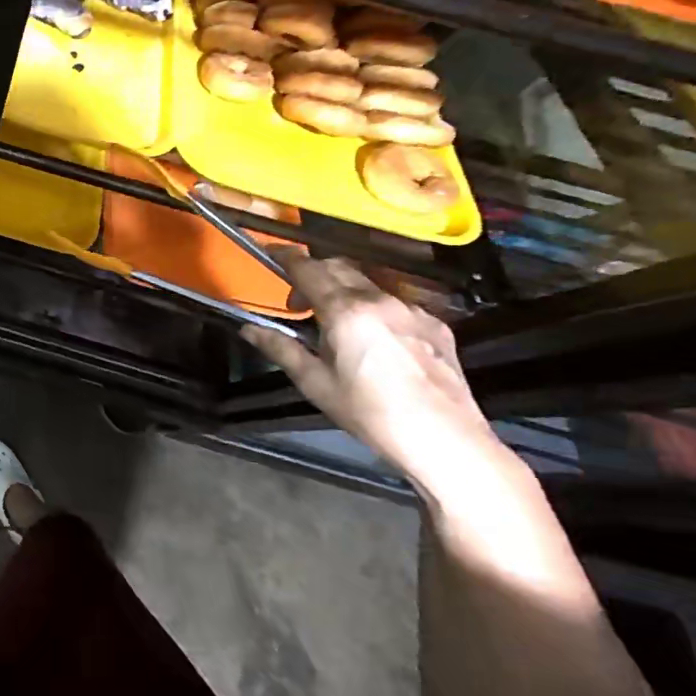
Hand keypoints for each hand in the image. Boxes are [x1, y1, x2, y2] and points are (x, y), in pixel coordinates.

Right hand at [240, 255, 499, 486]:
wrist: (446, 441)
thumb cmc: (370, 412)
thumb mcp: (314, 382)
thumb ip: (280, 348)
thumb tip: (249, 329)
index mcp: (345, 311)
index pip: (308, 269)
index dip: (286, 257)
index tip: (271, 254)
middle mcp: (380, 300)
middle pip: (339, 267)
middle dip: (313, 274)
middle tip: (299, 302)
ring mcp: (412, 311)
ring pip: (368, 284)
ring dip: (344, 291)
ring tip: (336, 324)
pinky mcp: (436, 326)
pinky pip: (396, 304)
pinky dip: (375, 309)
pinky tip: (374, 339)